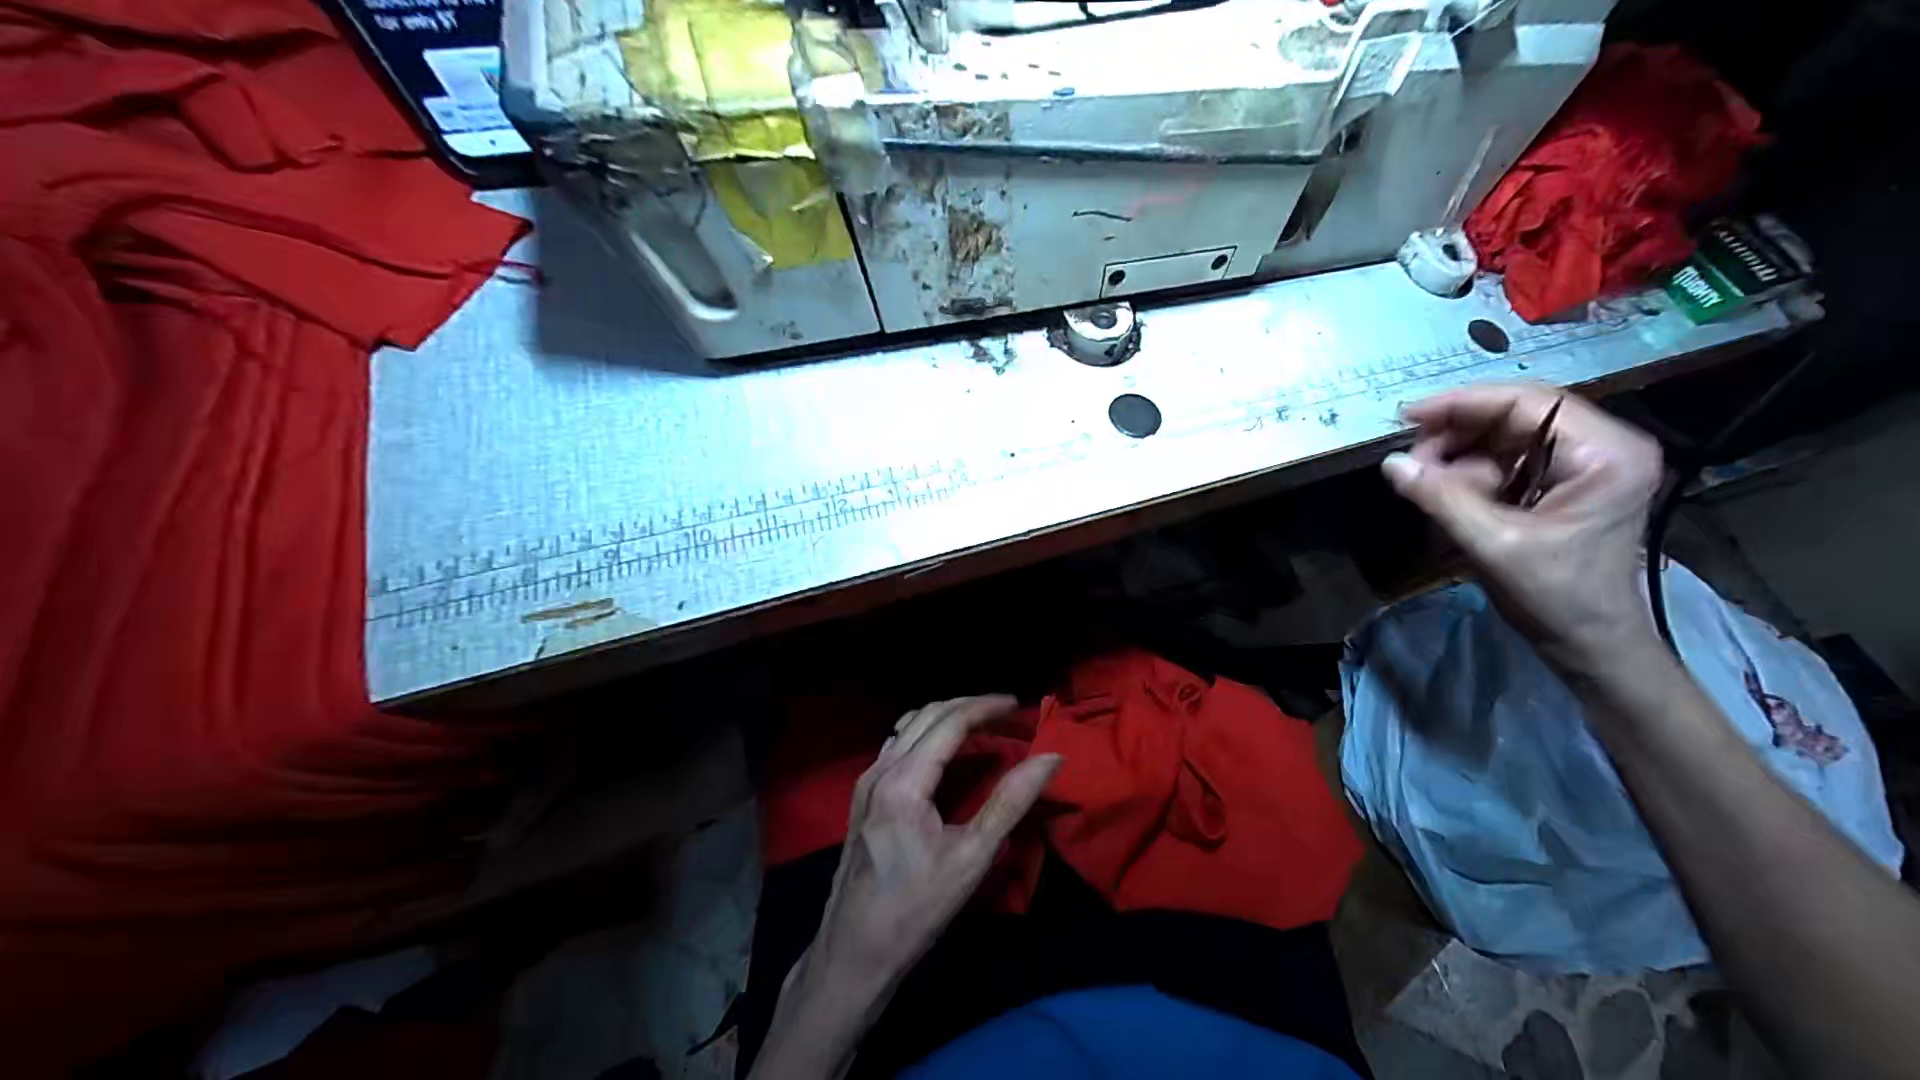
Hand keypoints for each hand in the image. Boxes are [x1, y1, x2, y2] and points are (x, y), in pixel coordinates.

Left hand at [752, 696, 1061, 1079]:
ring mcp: (866, 781)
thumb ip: (1010, 802)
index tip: (1016, 704)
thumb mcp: (972, 858)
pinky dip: (925, 734)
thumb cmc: (917, 908)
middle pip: (926, 715)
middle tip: (1003, 712)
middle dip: (967, 706)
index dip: (985, 707)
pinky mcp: (862, 795)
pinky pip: (896, 745)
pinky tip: (943, 751)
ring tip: (979, 724)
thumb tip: (1050, 758)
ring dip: (944, 717)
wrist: (854, 950)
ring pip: (908, 726)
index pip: (949, 722)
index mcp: (905, 781)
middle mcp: (880, 770)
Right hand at [1381, 383, 1664, 672]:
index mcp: (1606, 454)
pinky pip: (1505, 460)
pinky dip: (1470, 473)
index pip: (1529, 402)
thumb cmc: (1556, 596)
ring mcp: (1583, 463)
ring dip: (1458, 457)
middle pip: (1514, 415)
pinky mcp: (1563, 481)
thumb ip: (1440, 498)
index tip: (1409, 417)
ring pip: (1504, 437)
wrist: (1590, 641)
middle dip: (1456, 435)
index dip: (1463, 404)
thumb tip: (1391, 463)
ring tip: (1428, 486)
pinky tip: (1448, 495)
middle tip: (1413, 463)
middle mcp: (1603, 446)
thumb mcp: (1492, 545)